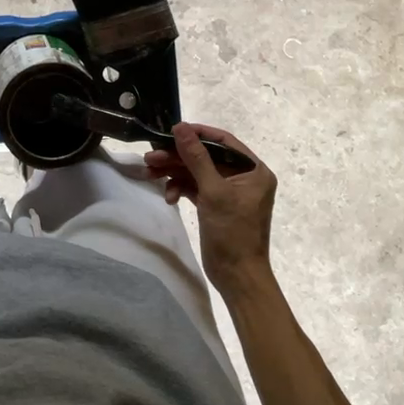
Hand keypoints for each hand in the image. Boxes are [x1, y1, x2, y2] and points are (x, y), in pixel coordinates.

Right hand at [145, 122, 276, 294]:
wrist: (238, 277)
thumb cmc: (233, 232)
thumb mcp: (213, 191)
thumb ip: (196, 157)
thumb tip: (180, 127)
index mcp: (253, 170)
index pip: (222, 141)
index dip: (197, 134)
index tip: (171, 131)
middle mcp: (243, 177)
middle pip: (205, 157)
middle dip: (177, 157)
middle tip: (150, 157)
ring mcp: (228, 191)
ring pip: (196, 172)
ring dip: (174, 172)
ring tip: (150, 173)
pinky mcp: (215, 205)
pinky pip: (195, 187)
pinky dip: (180, 188)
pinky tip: (169, 197)